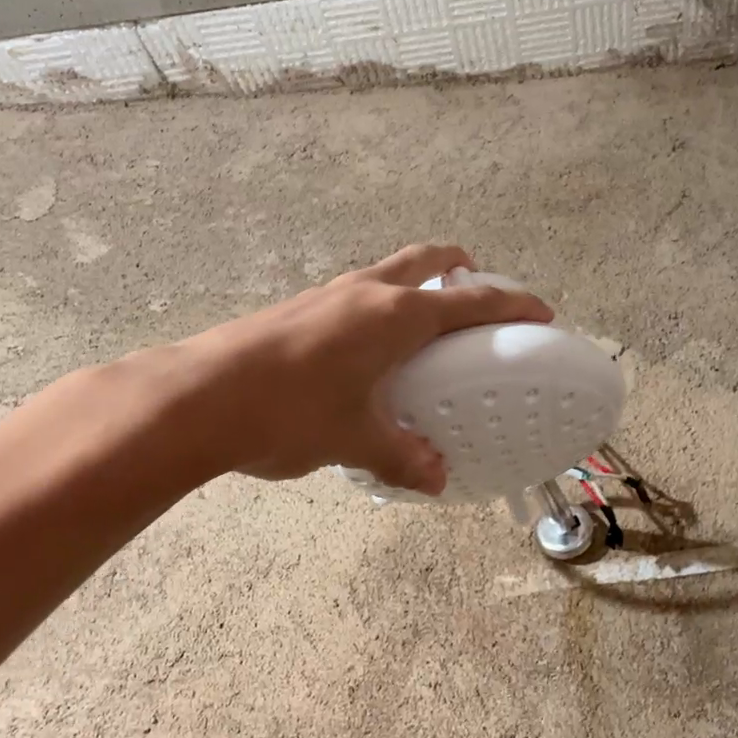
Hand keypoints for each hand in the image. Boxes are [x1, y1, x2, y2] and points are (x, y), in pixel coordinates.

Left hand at [113, 245, 552, 494]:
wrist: (197, 398)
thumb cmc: (291, 412)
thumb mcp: (356, 440)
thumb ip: (402, 455)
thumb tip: (435, 478)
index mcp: (396, 316)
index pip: (471, 303)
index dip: (511, 305)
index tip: (540, 311)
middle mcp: (366, 292)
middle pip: (427, 259)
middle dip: (459, 266)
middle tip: (476, 288)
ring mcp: (328, 295)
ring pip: (387, 272)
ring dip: (414, 283)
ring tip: (422, 323)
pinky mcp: (297, 308)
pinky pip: (355, 294)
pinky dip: (378, 305)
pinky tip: (365, 350)